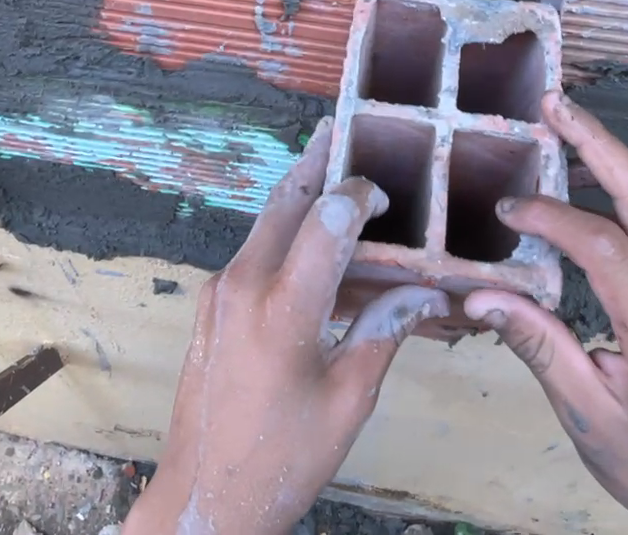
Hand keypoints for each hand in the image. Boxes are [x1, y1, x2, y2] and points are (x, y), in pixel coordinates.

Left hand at [123, 122, 450, 534]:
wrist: (201, 498)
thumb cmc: (283, 457)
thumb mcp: (348, 401)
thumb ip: (384, 333)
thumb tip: (427, 294)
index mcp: (282, 307)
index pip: (326, 219)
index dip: (358, 194)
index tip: (383, 196)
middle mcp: (243, 282)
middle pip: (284, 202)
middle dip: (314, 163)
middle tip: (338, 130)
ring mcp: (220, 290)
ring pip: (267, 224)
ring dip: (301, 199)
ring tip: (333, 177)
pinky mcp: (212, 303)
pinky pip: (256, 255)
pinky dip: (288, 239)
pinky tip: (316, 250)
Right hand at [464, 93, 627, 534]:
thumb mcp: (587, 418)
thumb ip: (537, 346)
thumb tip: (476, 296)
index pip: (605, 247)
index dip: (550, 217)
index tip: (505, 212)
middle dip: (598, 142)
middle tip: (552, 104)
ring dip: (617, 157)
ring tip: (567, 129)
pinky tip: (593, 184)